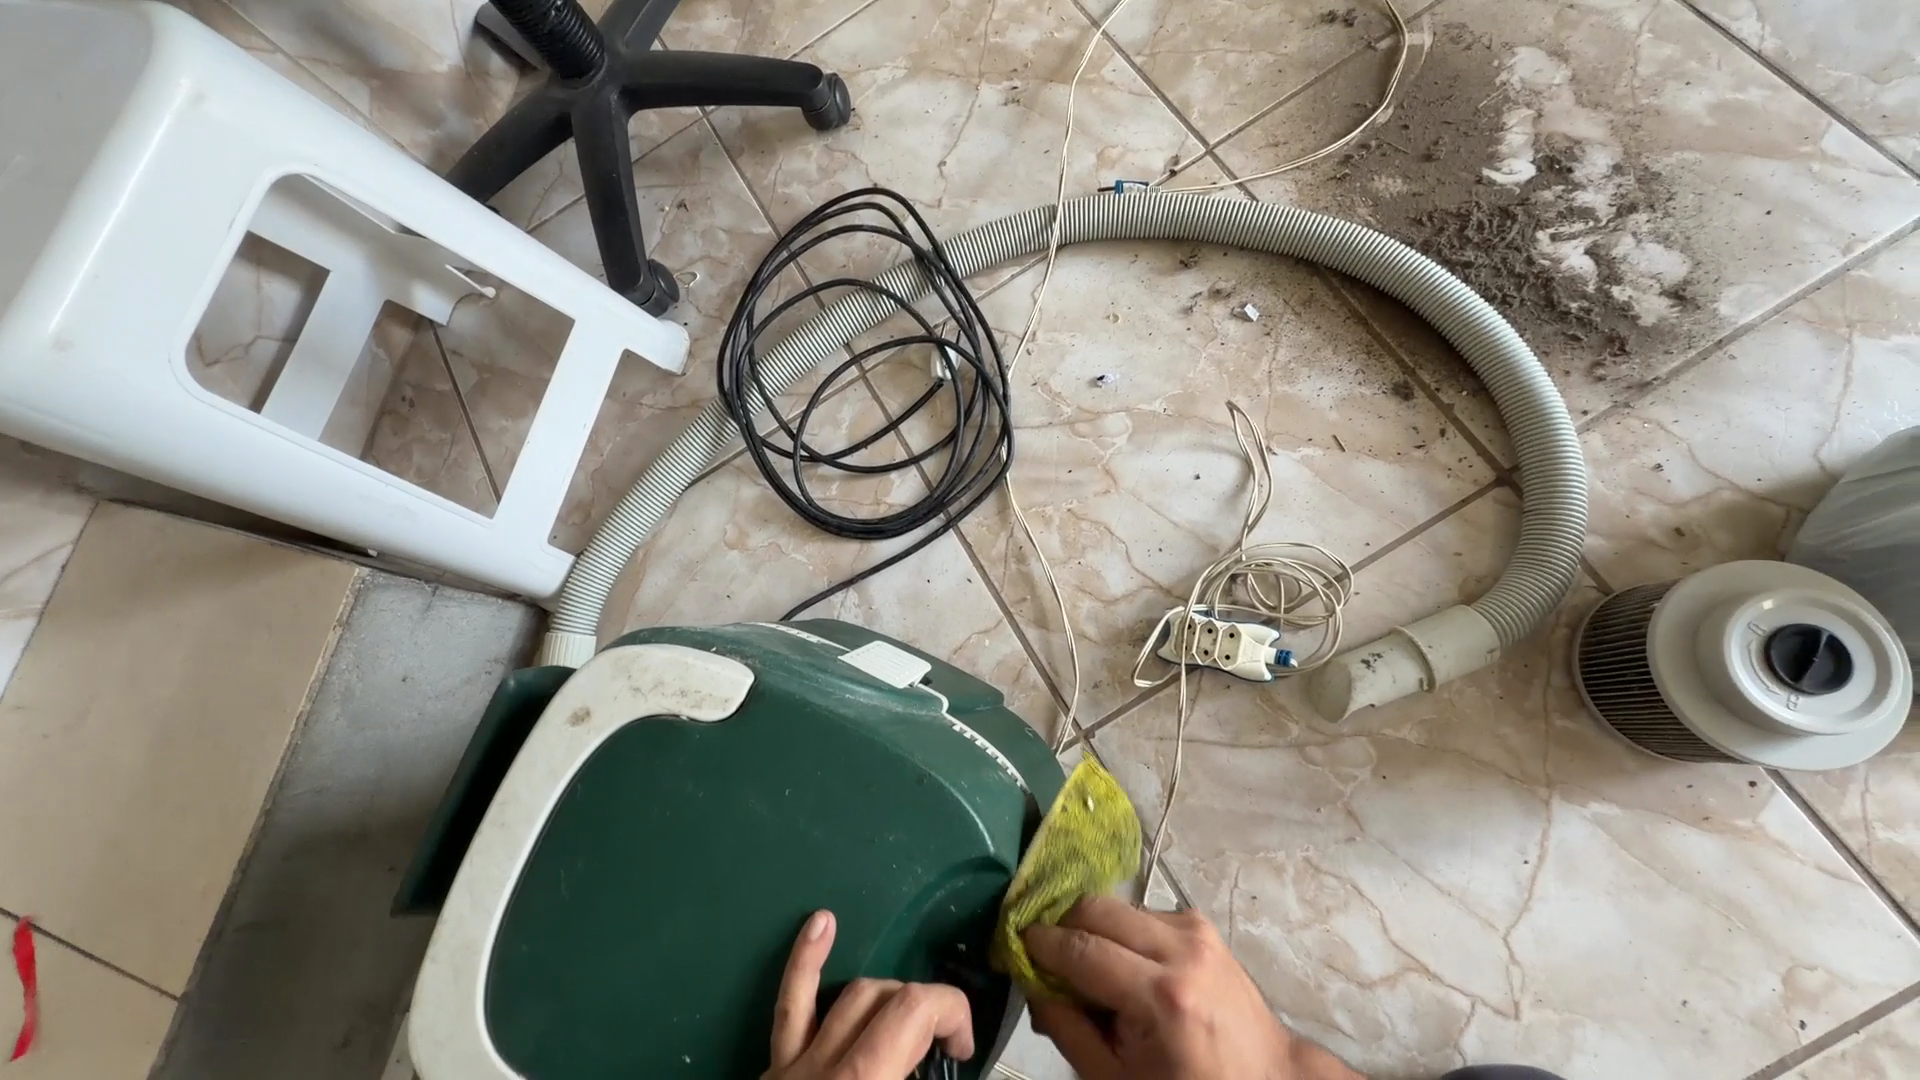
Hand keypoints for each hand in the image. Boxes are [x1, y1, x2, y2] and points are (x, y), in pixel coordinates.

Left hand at [764, 910, 975, 1079]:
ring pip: (851, 997)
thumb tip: (953, 1068)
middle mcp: (830, 1067)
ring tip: (912, 1014)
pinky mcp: (774, 1073)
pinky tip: (822, 923)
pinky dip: (806, 962)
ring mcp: (794, 1067)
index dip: (954, 1013)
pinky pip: (789, 1007)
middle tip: (944, 1048)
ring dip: (889, 995)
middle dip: (930, 1009)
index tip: (962, 1050)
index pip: (916, 1010)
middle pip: (890, 999)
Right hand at [1023, 897, 1361, 1079]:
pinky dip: (1121, 933)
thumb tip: (1030, 979)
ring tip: (1091, 970)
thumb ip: (1066, 1026)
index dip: (1040, 944)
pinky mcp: (1200, 922)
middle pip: (1096, 910)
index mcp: (1161, 998)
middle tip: (1048, 958)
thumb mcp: (1114, 1079)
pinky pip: (1141, 913)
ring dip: (1093, 930)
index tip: (1014, 945)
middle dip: (1063, 927)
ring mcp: (1194, 928)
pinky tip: (1127, 968)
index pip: (1080, 949)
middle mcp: (1180, 949)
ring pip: (1116, 906)